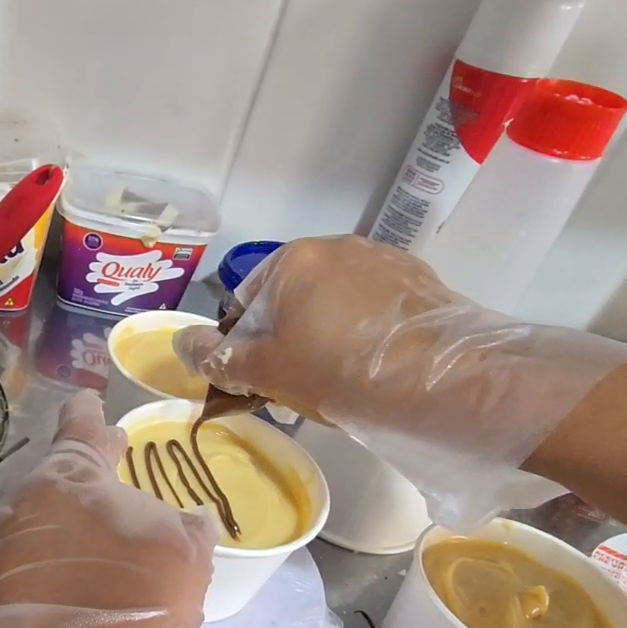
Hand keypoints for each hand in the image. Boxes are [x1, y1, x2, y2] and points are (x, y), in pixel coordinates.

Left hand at [0, 390, 218, 627]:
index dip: (88, 413)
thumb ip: (187, 529)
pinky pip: (38, 559)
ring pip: (48, 520)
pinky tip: (83, 582)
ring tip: (108, 535)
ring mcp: (4, 547)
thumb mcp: (184, 560)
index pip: (78, 426)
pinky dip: (61, 560)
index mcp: (71, 475)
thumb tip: (187, 519)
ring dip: (75, 521)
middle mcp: (27, 501)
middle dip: (89, 473)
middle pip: (62, 477)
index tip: (89, 402)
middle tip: (113, 464)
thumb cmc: (127, 603)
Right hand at [171, 235, 465, 424]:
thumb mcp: (264, 372)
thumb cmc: (338, 372)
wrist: (444, 380)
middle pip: (289, 298)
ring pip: (332, 301)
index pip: (244, 302)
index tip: (264, 377)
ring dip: (325, 332)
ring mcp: (382, 259)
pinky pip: (372, 305)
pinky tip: (376, 363)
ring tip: (343, 376)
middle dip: (287, 336)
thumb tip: (183, 342)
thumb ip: (217, 355)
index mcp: (291, 260)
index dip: (245, 344)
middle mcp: (335, 246)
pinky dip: (363, 329)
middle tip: (301, 381)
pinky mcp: (420, 280)